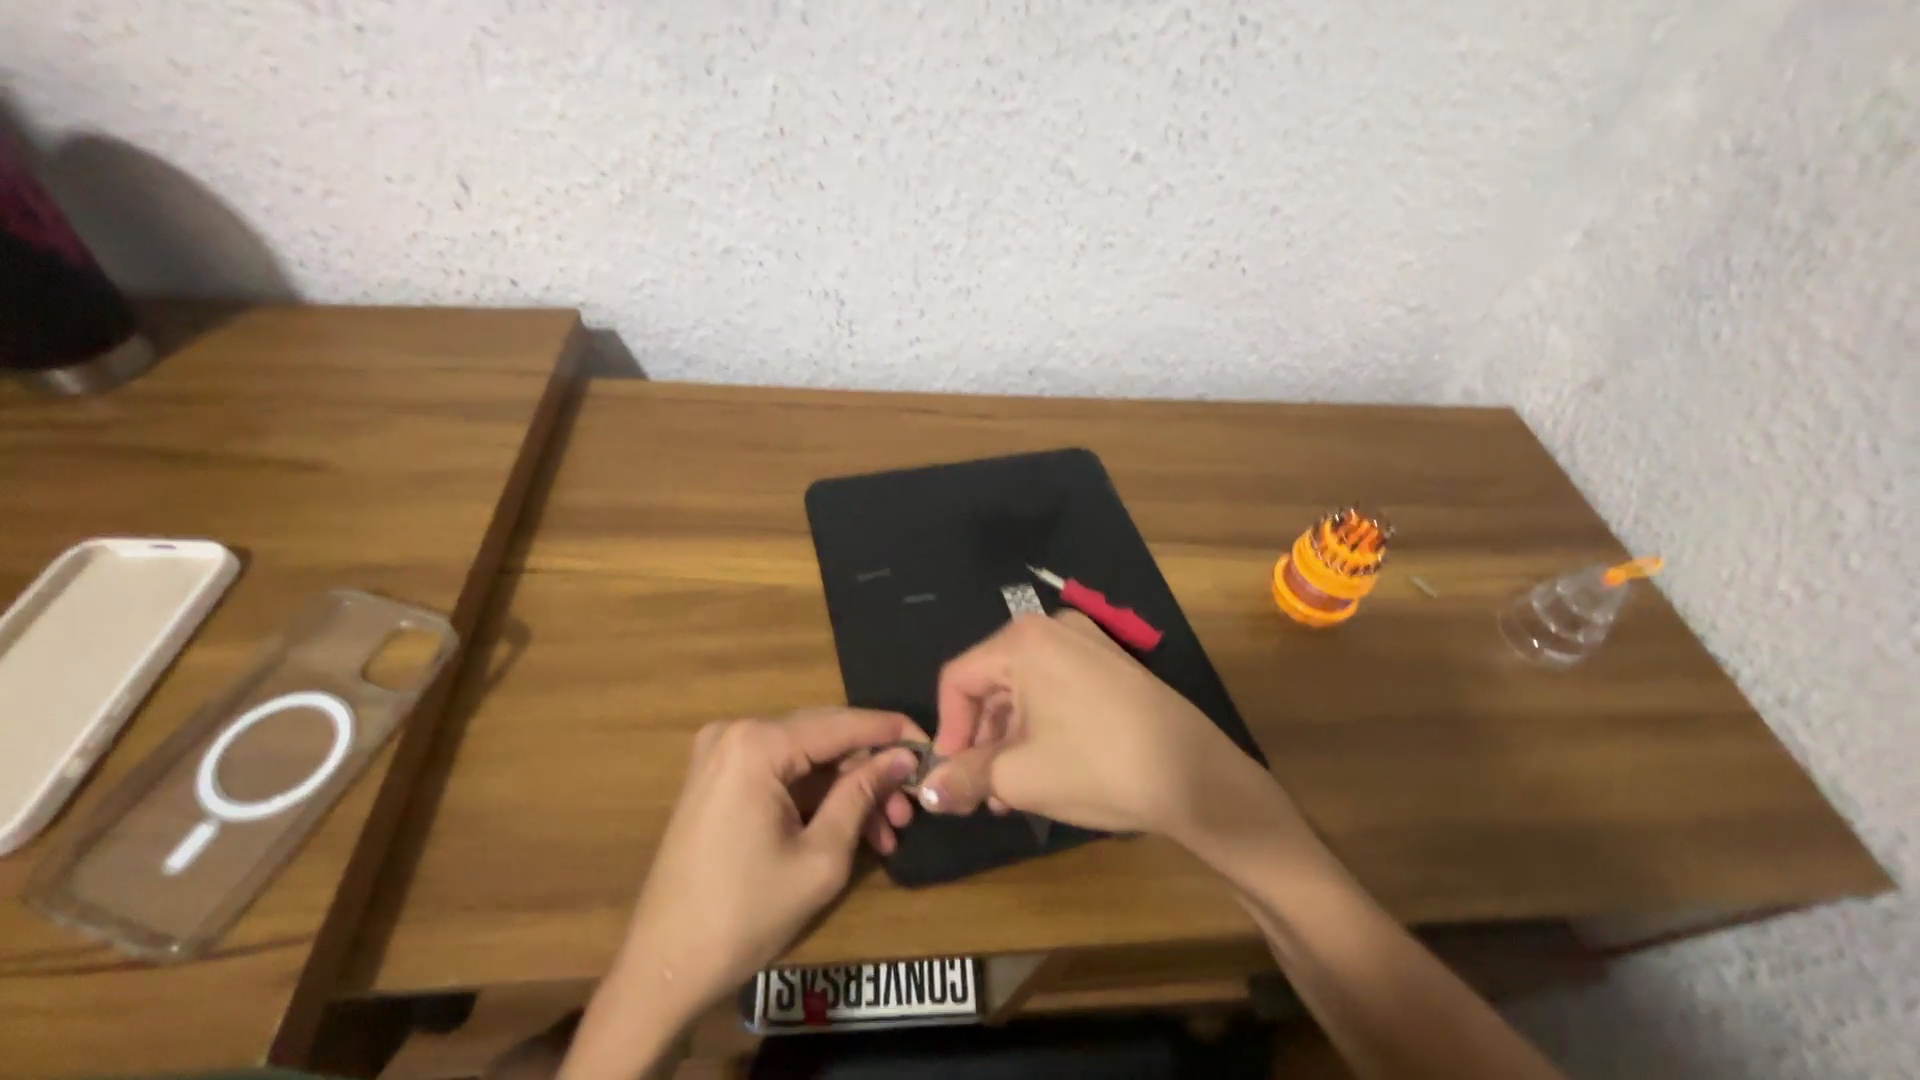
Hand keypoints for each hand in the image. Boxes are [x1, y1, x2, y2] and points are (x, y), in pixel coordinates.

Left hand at [600, 709, 920, 1036]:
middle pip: (825, 737)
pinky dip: (817, 798)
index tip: (934, 749)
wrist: (665, 965)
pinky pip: (781, 774)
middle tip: (911, 808)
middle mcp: (735, 733)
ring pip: (807, 759)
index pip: (843, 723)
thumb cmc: (746, 913)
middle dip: (872, 771)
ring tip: (888, 833)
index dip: (893, 733)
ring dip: (848, 790)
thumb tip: (905, 756)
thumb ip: (863, 795)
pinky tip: (850, 830)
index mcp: (757, 744)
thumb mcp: (821, 855)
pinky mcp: (717, 779)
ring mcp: (721, 754)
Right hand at [917, 611, 1270, 838]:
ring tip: (1012, 793)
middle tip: (982, 792)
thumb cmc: (1095, 767)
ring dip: (1010, 741)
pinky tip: (1045, 772)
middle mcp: (1055, 629)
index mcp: (1024, 641)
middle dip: (982, 741)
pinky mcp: (1114, 667)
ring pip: (1026, 692)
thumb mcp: (1018, 777)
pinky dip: (1042, 728)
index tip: (951, 775)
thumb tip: (929, 791)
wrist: (1196, 777)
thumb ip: (965, 777)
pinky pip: (1058, 691)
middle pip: (992, 684)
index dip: (947, 731)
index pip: (958, 679)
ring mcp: (1091, 645)